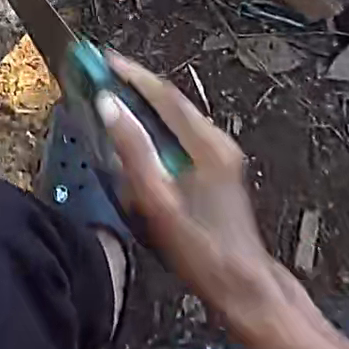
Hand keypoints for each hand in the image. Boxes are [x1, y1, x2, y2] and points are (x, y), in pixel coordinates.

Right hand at [97, 52, 324, 348]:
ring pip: (176, 114)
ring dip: (144, 101)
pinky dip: (155, 121)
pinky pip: (180, 130)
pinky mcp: (216, 166)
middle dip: (136, 83)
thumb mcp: (157, 200)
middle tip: (103, 74)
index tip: (104, 60)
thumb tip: (108, 104)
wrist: (244, 288)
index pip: (164, 94)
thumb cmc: (200, 249)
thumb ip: (132, 149)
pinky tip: (138, 131)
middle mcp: (216, 141)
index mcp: (205, 143)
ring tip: (114, 95)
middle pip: (171, 100)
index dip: (132, 74)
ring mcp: (219, 153)